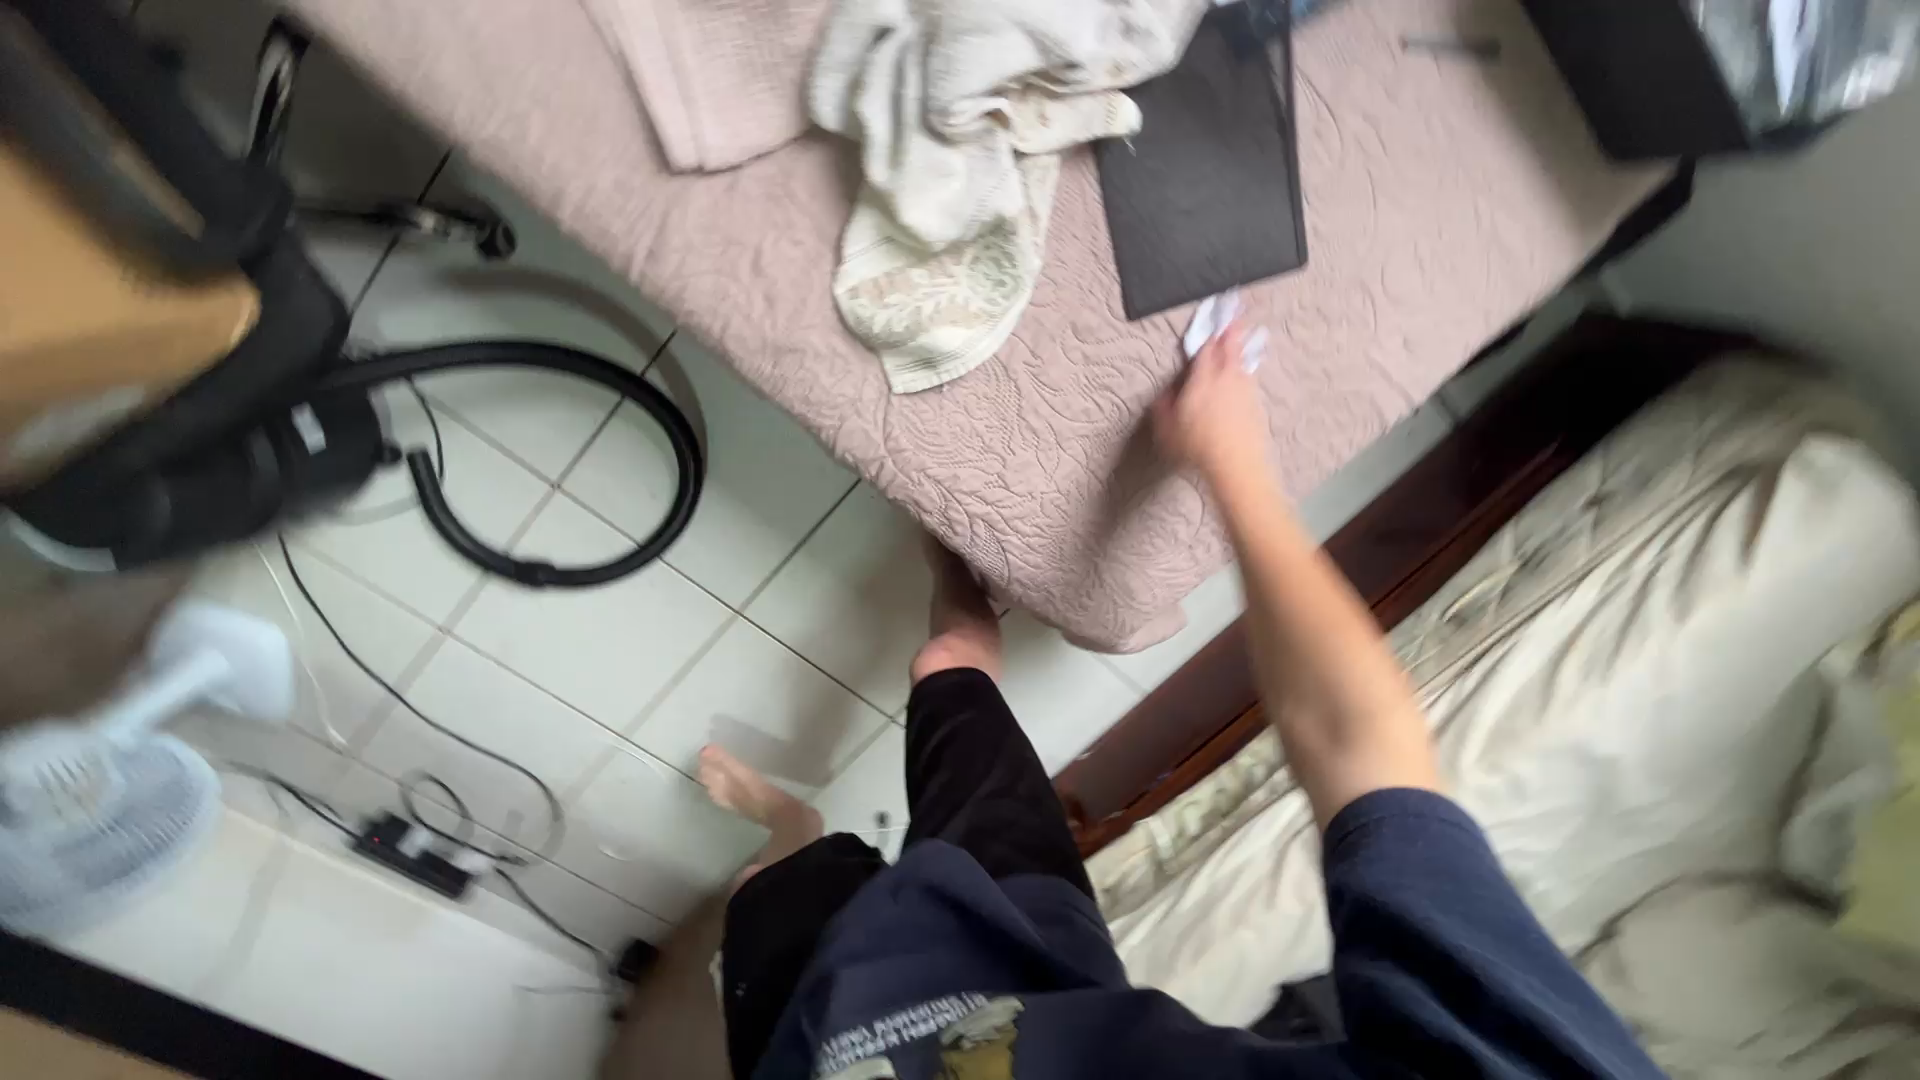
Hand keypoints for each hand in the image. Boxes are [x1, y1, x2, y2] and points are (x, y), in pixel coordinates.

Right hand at [1153, 317, 1270, 481]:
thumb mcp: (1168, 430)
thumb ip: (1164, 409)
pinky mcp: (1256, 403)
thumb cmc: (1198, 446)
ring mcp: (1245, 389)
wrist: (1237, 463)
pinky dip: (1245, 370)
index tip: (1214, 314)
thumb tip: (1163, 395)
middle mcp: (1227, 378)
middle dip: (1232, 327)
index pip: (1206, 348)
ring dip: (1241, 346)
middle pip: (1231, 346)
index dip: (1209, 330)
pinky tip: (1243, 373)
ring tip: (1242, 335)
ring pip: (1242, 360)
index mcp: (1203, 379)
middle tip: (1237, 309)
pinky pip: (1249, 378)